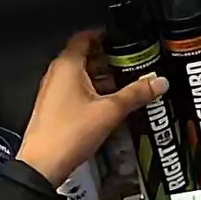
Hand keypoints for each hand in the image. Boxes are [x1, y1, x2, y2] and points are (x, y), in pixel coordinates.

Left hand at [19, 31, 168, 187]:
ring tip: (124, 84)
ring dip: (102, 77)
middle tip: (130, 63)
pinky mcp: (54, 107)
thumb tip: (157, 82)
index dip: (104, 34)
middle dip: (108, 58)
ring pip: (80, 75)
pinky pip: (75, 91)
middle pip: (85, 55)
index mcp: (67, 66)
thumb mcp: (110, 111)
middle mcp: (57, 74)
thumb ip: (136, 94)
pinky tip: (108, 104)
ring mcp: (53, 91)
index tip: (122, 38)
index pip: (85, 36)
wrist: (43, 165)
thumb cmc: (67, 134)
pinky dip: (92, 91)